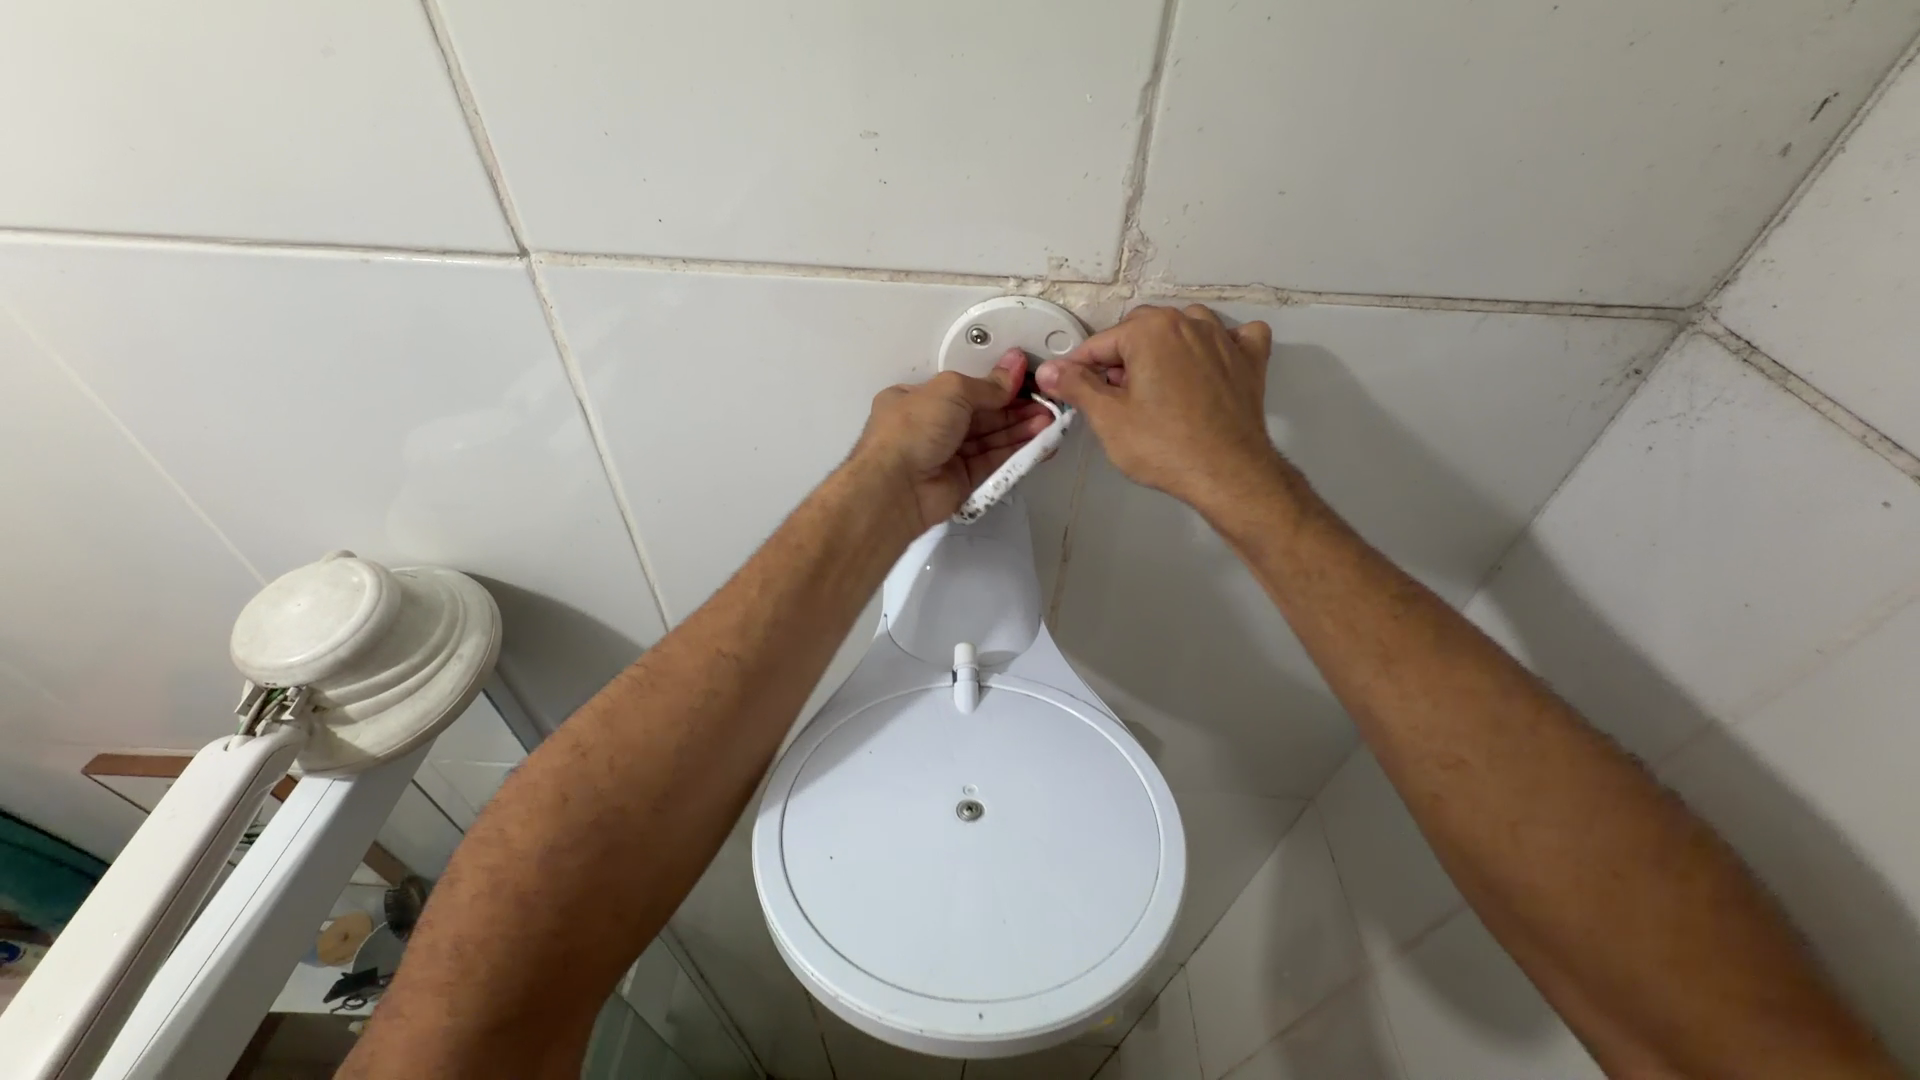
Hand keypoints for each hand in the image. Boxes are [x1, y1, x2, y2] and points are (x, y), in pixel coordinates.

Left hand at [849, 349, 1055, 531]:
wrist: (895, 488)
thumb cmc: (906, 434)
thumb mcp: (950, 390)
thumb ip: (986, 385)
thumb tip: (1010, 370)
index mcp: (918, 400)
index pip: (965, 389)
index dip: (996, 384)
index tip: (1024, 380)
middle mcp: (930, 428)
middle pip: (982, 415)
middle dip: (1015, 408)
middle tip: (1044, 403)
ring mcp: (945, 456)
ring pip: (990, 440)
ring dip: (1020, 430)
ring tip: (1048, 422)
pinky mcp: (960, 481)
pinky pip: (993, 463)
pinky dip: (1016, 453)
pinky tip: (1036, 444)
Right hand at [1035, 304, 1278, 512]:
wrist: (1227, 474)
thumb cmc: (1165, 447)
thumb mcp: (1108, 418)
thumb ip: (1076, 386)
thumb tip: (1050, 370)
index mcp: (1150, 331)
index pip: (1100, 343)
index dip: (1080, 368)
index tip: (1072, 389)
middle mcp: (1188, 323)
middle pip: (1140, 330)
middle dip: (1122, 357)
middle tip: (1115, 398)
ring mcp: (1223, 339)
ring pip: (1183, 327)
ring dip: (1165, 347)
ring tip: (1156, 385)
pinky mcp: (1249, 360)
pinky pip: (1233, 337)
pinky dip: (1219, 345)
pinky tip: (1207, 366)